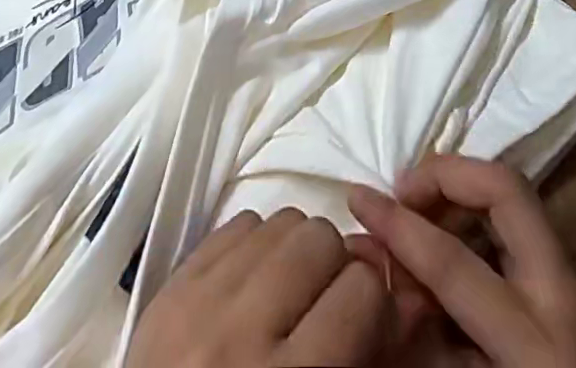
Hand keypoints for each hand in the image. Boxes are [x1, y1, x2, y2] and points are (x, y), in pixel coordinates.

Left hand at [126, 208, 393, 367]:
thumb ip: (367, 355)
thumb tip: (402, 294)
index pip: (361, 291)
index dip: (372, 299)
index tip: (364, 316)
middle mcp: (244, 331)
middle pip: (319, 239)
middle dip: (333, 265)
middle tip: (324, 298)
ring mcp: (201, 299)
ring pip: (279, 221)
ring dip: (295, 249)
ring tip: (287, 289)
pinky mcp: (172, 283)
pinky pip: (235, 225)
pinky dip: (255, 245)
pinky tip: (252, 282)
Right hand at [346, 155, 575, 367]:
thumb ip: (399, 314)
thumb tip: (360, 246)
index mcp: (535, 344)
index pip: (451, 261)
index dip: (395, 224)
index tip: (355, 197)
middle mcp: (568, 302)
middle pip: (507, 189)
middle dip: (443, 176)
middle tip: (400, 191)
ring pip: (512, 195)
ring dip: (456, 191)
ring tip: (415, 213)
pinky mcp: (569, 282)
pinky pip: (515, 219)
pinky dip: (471, 210)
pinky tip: (441, 232)